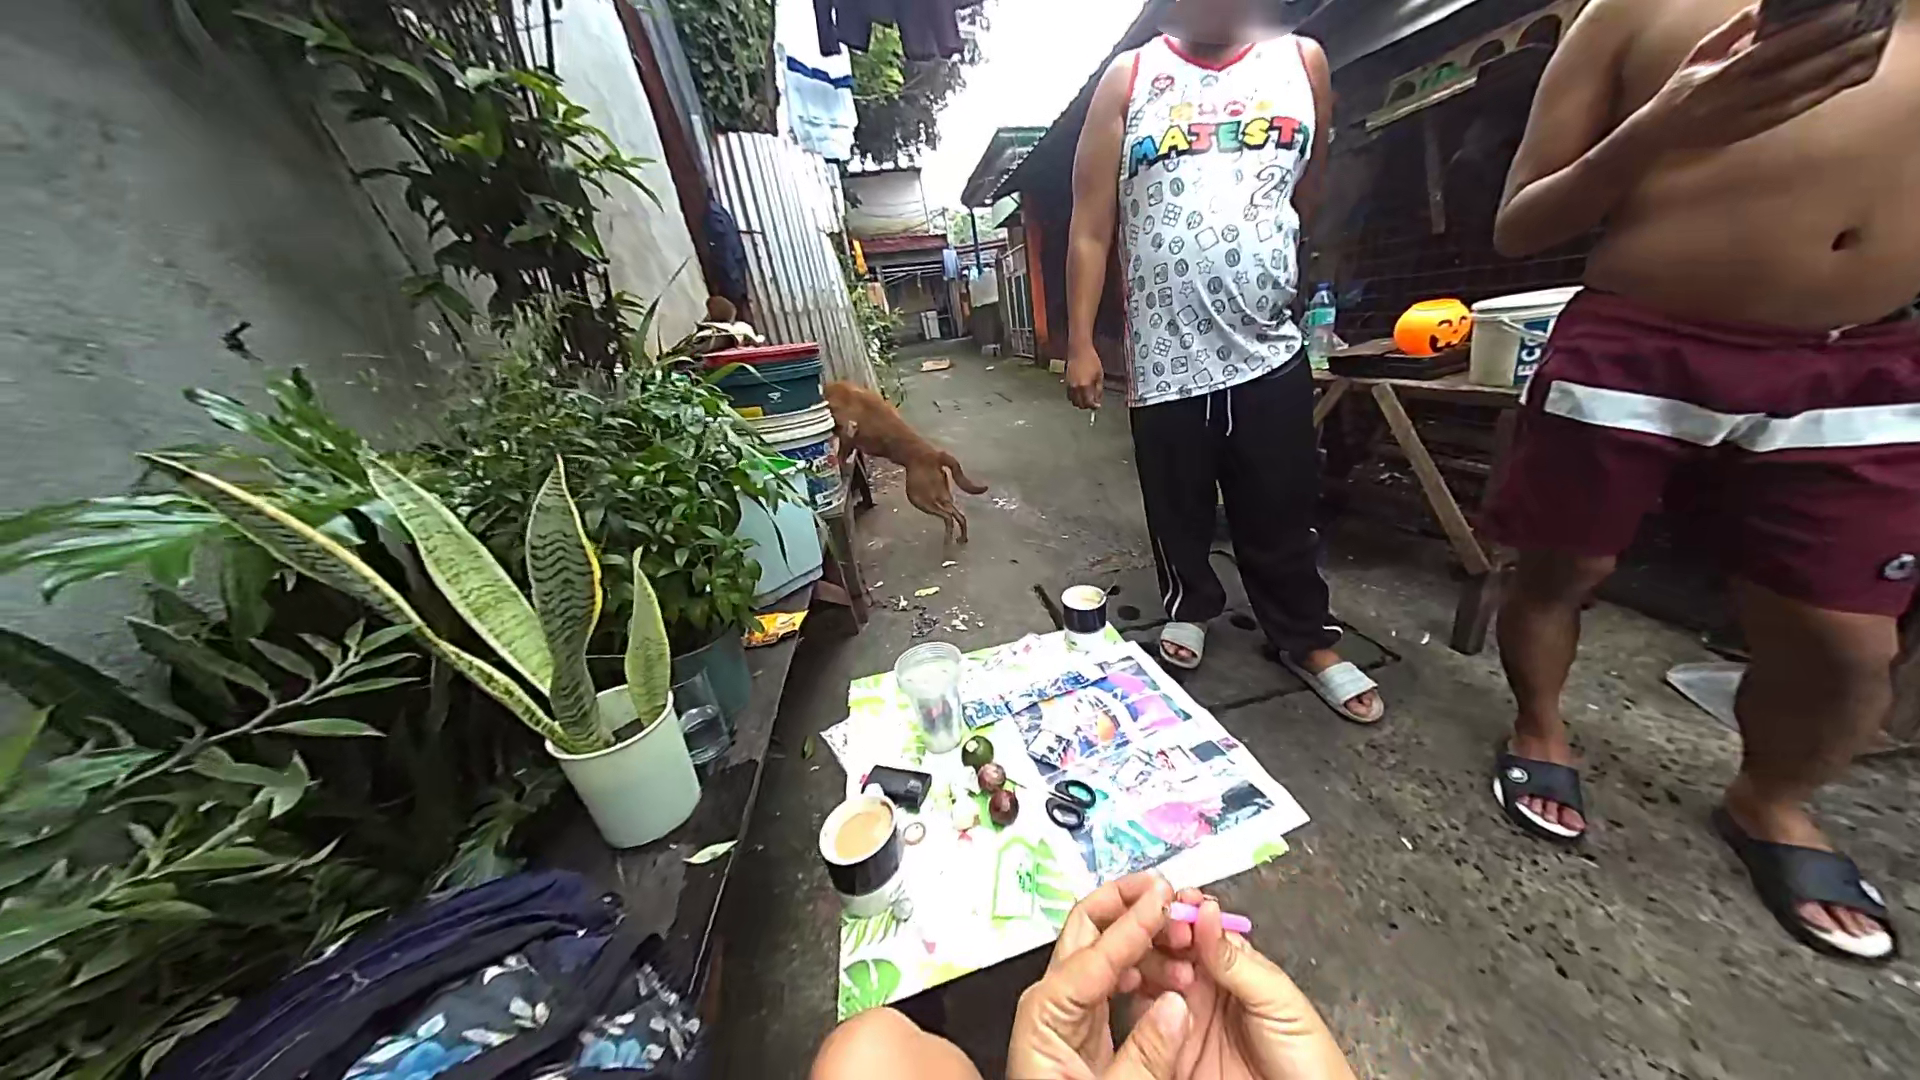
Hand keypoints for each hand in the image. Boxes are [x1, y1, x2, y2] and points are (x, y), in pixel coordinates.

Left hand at [1007, 873, 1196, 1078]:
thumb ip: (1146, 1057)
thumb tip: (1179, 1002)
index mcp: (1047, 1010)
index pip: (1095, 952)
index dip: (1133, 921)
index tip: (1166, 895)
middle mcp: (1051, 995)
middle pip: (1085, 926)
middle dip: (1124, 901)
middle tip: (1167, 889)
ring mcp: (1064, 1005)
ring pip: (1099, 945)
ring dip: (1138, 933)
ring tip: (1181, 940)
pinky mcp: (1081, 1021)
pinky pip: (1110, 975)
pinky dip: (1139, 964)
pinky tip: (1168, 972)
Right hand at [1066, 342, 1105, 410]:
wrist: (1079, 351)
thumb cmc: (1091, 361)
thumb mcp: (1099, 375)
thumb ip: (1098, 390)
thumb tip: (1097, 402)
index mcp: (1085, 386)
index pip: (1088, 403)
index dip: (1093, 406)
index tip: (1097, 406)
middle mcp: (1075, 388)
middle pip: (1079, 405)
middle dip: (1086, 405)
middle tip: (1092, 401)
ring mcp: (1069, 386)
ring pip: (1073, 401)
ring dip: (1080, 402)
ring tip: (1086, 397)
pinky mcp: (1066, 383)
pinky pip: (1069, 395)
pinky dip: (1075, 397)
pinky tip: (1080, 392)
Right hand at [1137, 891, 1356, 1079]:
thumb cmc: (1306, 1059)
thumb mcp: (1278, 1002)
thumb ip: (1234, 960)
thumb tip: (1204, 907)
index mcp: (1229, 960)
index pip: (1196, 923)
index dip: (1184, 909)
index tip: (1177, 903)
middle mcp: (1200, 979)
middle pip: (1166, 941)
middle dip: (1162, 931)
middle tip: (1173, 940)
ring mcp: (1181, 1010)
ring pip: (1149, 969)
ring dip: (1151, 961)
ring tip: (1175, 978)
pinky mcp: (1168, 1045)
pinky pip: (1142, 1012)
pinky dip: (1135, 992)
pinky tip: (1141, 988)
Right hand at [1635, 4, 1888, 150]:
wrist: (1651, 134)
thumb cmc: (1681, 88)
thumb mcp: (1700, 55)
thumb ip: (1734, 29)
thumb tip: (1770, 3)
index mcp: (1715, 78)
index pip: (1769, 52)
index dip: (1811, 31)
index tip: (1850, 11)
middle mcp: (1724, 102)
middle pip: (1788, 76)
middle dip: (1834, 55)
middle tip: (1873, 32)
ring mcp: (1732, 120)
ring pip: (1792, 97)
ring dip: (1833, 76)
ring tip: (1866, 56)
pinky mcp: (1738, 133)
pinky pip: (1785, 114)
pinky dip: (1815, 97)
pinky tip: (1840, 82)